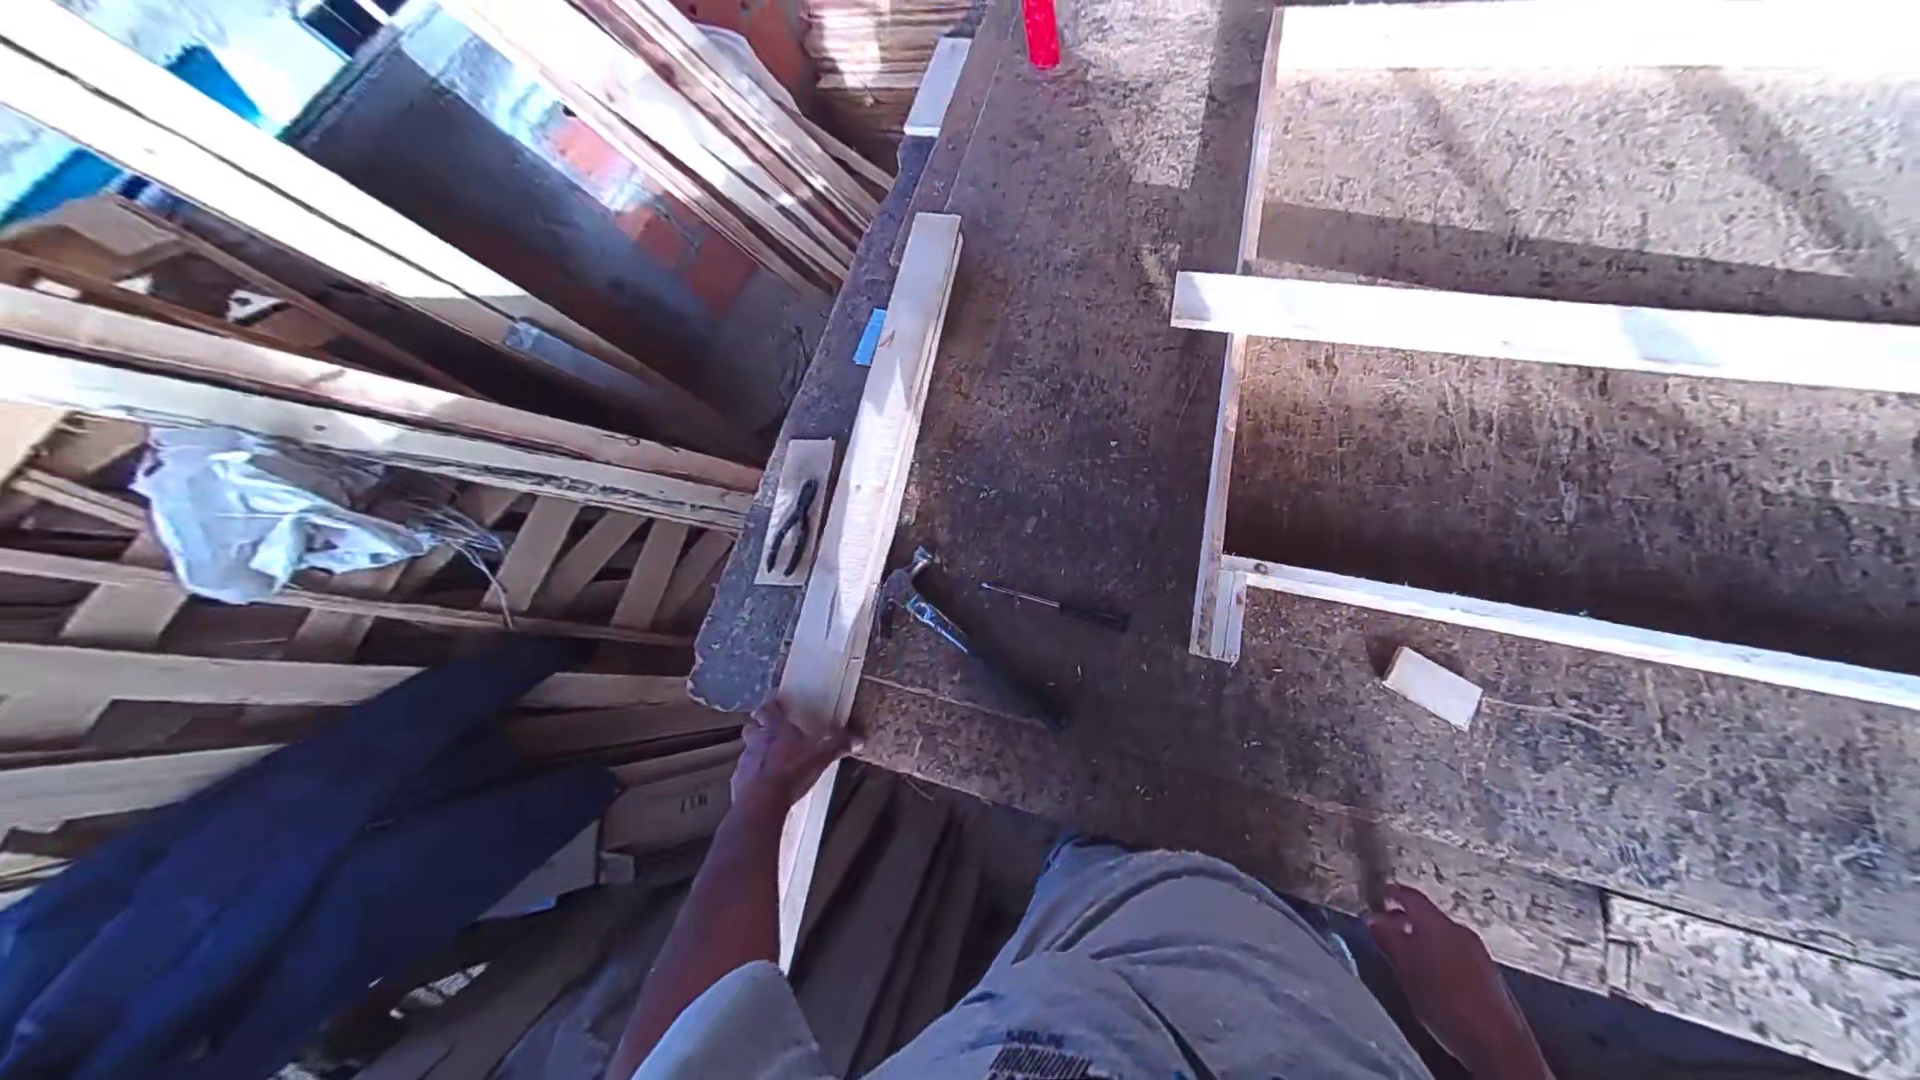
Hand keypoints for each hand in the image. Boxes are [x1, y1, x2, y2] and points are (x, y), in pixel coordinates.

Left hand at [729, 700, 851, 812]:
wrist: (761, 802)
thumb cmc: (790, 771)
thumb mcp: (821, 757)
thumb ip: (839, 746)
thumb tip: (859, 739)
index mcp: (776, 728)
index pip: (768, 706)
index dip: (771, 703)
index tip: (776, 701)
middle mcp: (757, 740)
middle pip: (752, 726)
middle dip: (759, 726)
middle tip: (771, 730)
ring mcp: (745, 761)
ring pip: (748, 749)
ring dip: (757, 751)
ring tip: (772, 760)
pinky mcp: (738, 781)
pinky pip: (745, 773)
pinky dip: (754, 775)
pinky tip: (765, 783)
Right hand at [1366, 884, 1554, 1079]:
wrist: (1498, 1047)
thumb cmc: (1445, 1001)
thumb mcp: (1403, 967)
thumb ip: (1386, 938)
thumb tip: (1374, 920)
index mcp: (1438, 924)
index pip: (1409, 895)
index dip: (1390, 893)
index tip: (1379, 895)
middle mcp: (1461, 933)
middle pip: (1427, 916)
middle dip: (1405, 919)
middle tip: (1386, 927)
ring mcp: (1479, 956)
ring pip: (1442, 936)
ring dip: (1422, 940)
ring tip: (1405, 956)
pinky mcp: (1489, 978)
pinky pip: (1456, 955)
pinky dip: (1439, 956)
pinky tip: (1431, 977)